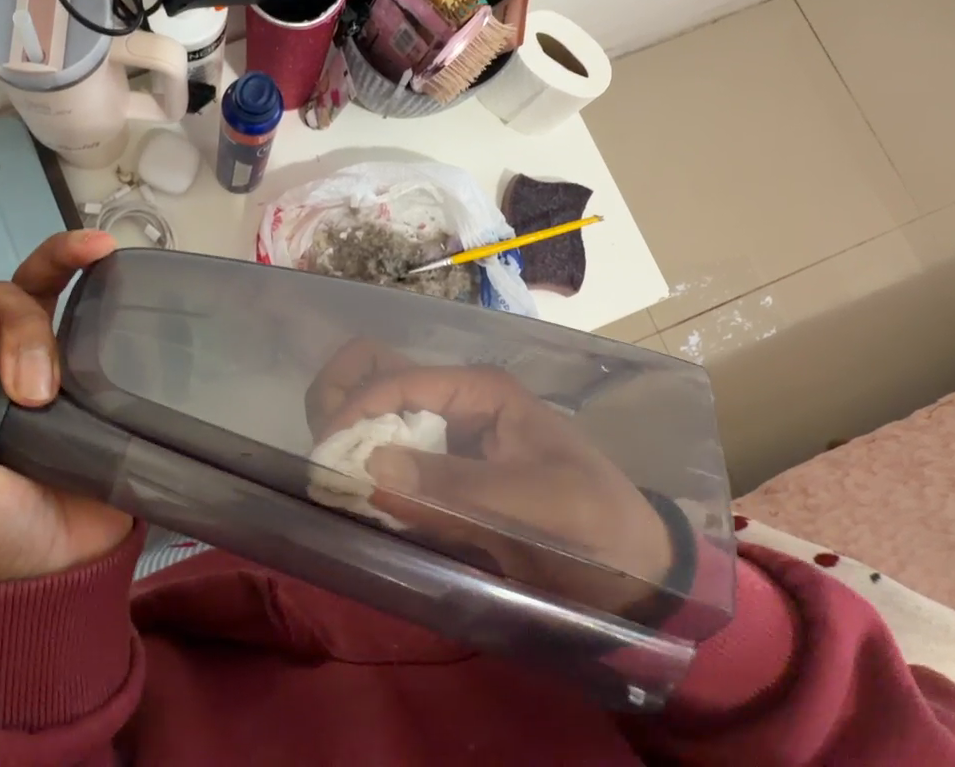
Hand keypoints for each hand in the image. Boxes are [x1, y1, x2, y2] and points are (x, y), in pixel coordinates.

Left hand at [0, 230, 134, 581]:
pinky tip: (101, 247)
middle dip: (6, 338)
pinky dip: (77, 257)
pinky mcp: (75, 354)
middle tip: (31, 398)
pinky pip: (68, 287)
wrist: (65, 567)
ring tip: (56, 389)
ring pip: (22, 293)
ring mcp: (22, 355)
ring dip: (38, 328)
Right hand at [307, 344, 673, 615]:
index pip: (399, 382)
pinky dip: (366, 475)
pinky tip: (355, 501)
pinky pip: (390, 465)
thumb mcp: (534, 502)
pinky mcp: (440, 478)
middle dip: (341, 406)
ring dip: (349, 441)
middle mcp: (455, 405)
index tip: (327, 452)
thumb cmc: (592, 522)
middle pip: (377, 380)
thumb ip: (454, 486)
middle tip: (323, 452)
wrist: (631, 574)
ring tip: (332, 478)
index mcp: (480, 391)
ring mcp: (445, 442)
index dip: (357, 409)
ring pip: (377, 421)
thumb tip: (369, 468)